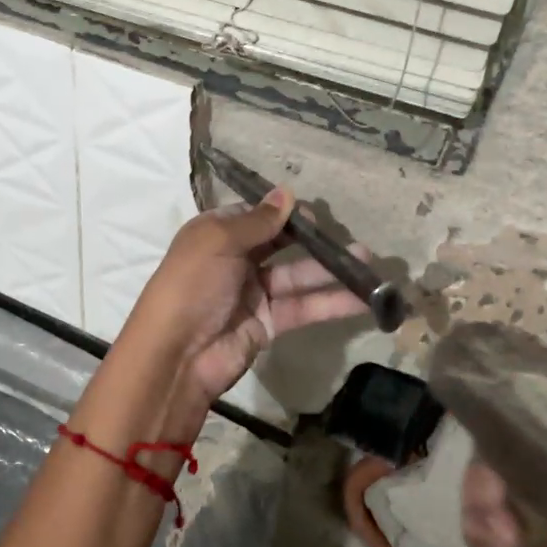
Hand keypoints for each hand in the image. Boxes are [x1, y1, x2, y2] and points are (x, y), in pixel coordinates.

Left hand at [121, 188, 369, 417]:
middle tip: (348, 236)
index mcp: (216, 233)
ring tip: (368, 262)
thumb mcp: (219, 241)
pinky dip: (332, 302)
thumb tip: (287, 193)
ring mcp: (253, 292)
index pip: (255, 216)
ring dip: (331, 270)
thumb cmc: (193, 284)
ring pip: (298, 276)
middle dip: (313, 240)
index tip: (314, 212)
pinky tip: (362, 297)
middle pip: (280, 244)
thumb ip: (258, 221)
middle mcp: (235, 259)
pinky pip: (304, 307)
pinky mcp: (269, 323)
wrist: (178, 353)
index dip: (283, 212)